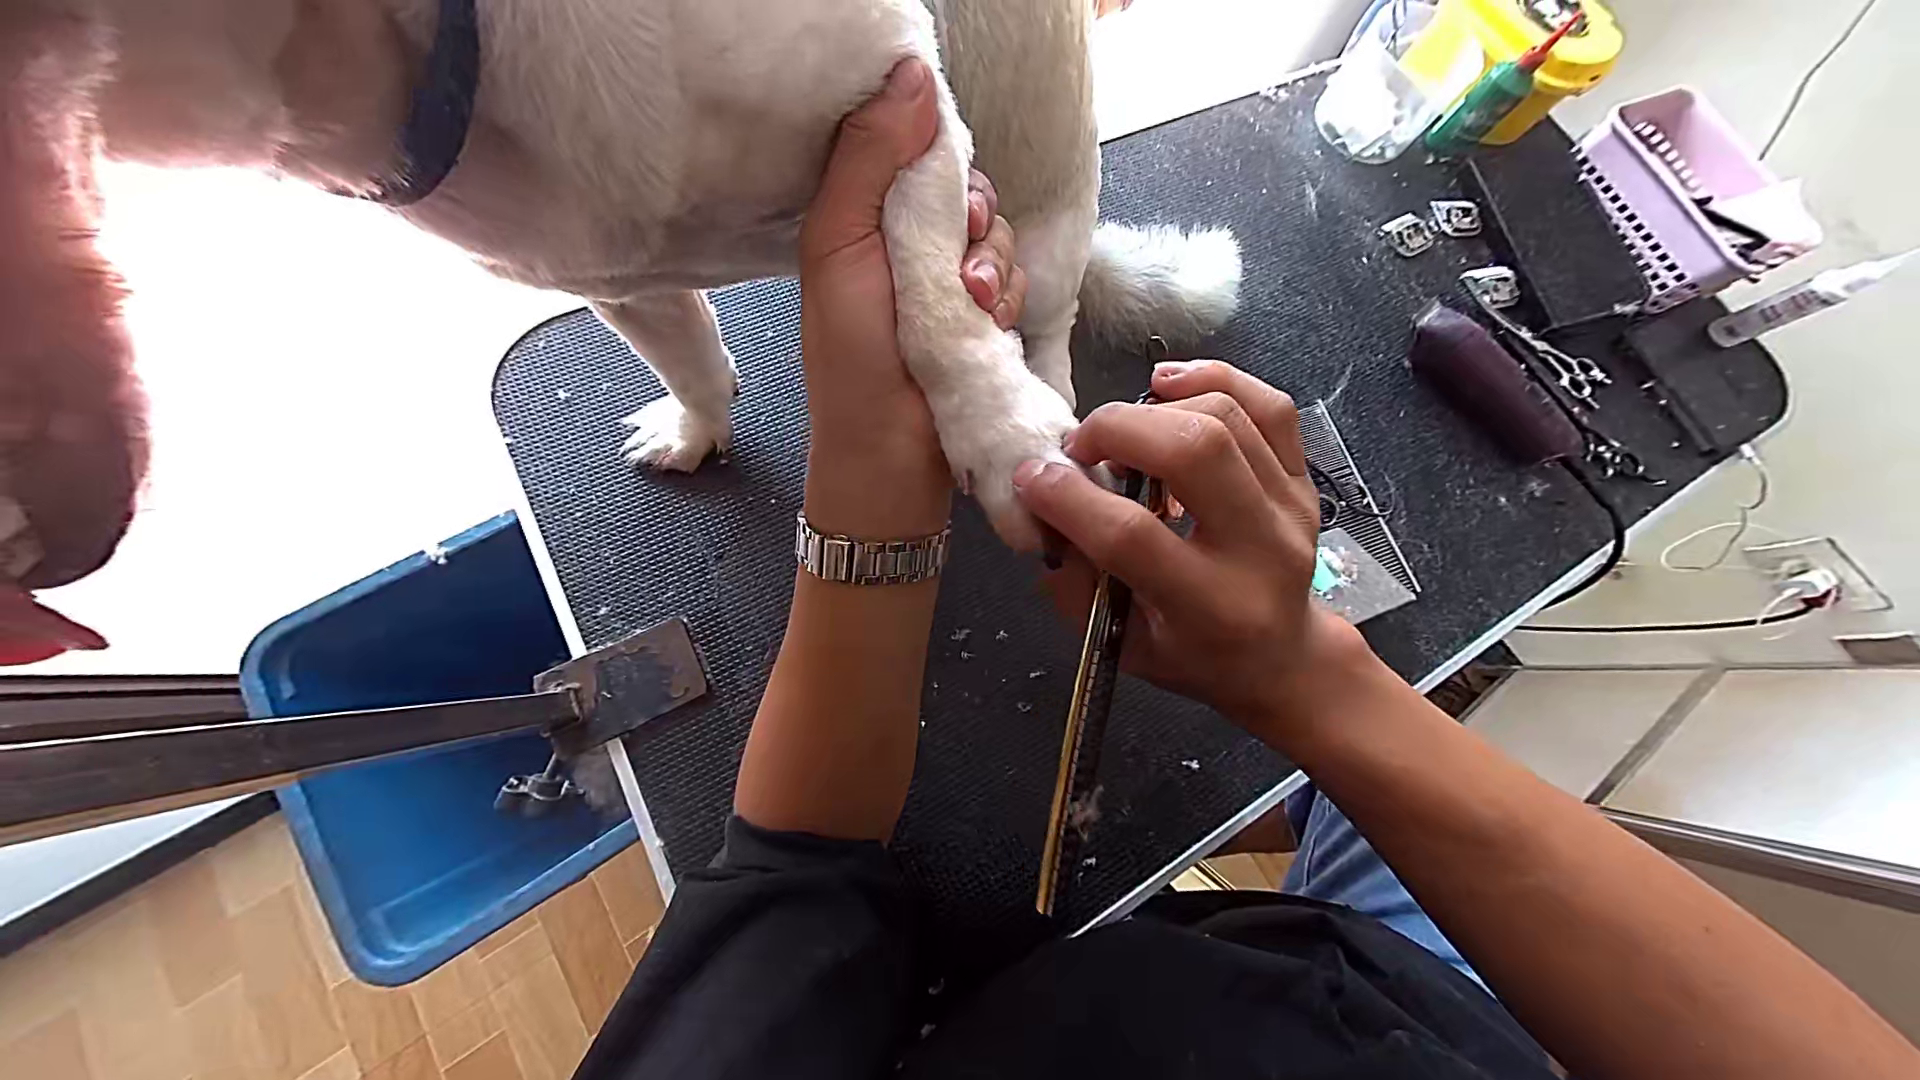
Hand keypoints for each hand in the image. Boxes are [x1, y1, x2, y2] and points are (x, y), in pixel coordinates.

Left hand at [797, 58, 1023, 538]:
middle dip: (975, 225)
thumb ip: (867, 161)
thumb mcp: (838, 248)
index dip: (942, 164)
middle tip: (960, 268)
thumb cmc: (852, 357)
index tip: (947, 197)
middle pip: (969, 197)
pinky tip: (988, 327)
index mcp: (867, 222)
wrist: (888, 450)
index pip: (919, 157)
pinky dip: (1007, 299)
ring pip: (998, 240)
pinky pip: (1015, 283)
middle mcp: (912, 250)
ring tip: (972, 309)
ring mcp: (952, 290)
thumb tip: (912, 76)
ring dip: (993, 268)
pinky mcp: (985, 323)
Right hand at [1012, 360, 1371, 736]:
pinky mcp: (1304, 479)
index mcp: (1209, 606)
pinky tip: (1168, 386)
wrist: (1279, 655)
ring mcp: (1291, 507)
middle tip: (1080, 447)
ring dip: (1153, 409)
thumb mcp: (1120, 641)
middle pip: (1192, 452)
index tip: (1030, 476)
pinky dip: (1213, 378)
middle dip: (1115, 431)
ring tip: (1117, 430)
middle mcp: (1261, 550)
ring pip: (1225, 418)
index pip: (1131, 536)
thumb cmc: (1192, 655)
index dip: (1069, 498)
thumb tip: (1042, 509)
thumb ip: (1075, 581)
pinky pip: (1268, 405)